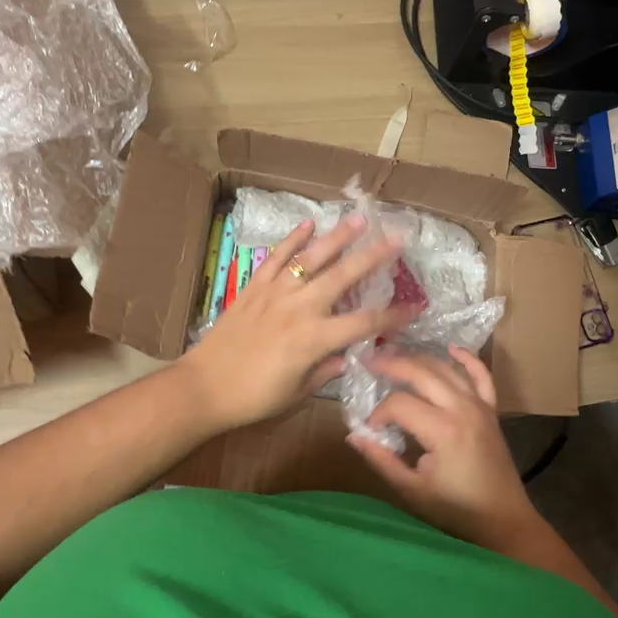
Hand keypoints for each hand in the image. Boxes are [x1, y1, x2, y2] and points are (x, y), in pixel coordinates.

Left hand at [178, 215, 417, 434]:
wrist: (203, 387)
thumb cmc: (253, 397)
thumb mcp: (296, 393)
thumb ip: (324, 370)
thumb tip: (347, 356)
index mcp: (314, 339)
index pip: (364, 323)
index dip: (393, 316)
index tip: (415, 308)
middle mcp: (299, 309)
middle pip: (344, 276)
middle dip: (373, 256)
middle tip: (396, 238)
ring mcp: (275, 293)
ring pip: (311, 259)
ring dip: (337, 237)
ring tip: (358, 219)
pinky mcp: (254, 287)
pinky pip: (276, 258)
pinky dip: (292, 239)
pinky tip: (308, 223)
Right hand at [346, 347, 547, 550]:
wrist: (503, 519)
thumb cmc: (456, 509)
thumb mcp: (412, 490)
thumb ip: (382, 460)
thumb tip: (354, 435)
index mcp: (442, 430)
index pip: (400, 404)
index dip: (379, 413)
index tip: (371, 429)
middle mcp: (462, 408)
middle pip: (422, 373)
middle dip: (393, 365)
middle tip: (370, 362)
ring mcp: (480, 406)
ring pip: (448, 369)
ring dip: (421, 359)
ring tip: (396, 356)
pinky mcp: (491, 410)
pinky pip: (482, 376)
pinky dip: (468, 359)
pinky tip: (453, 349)